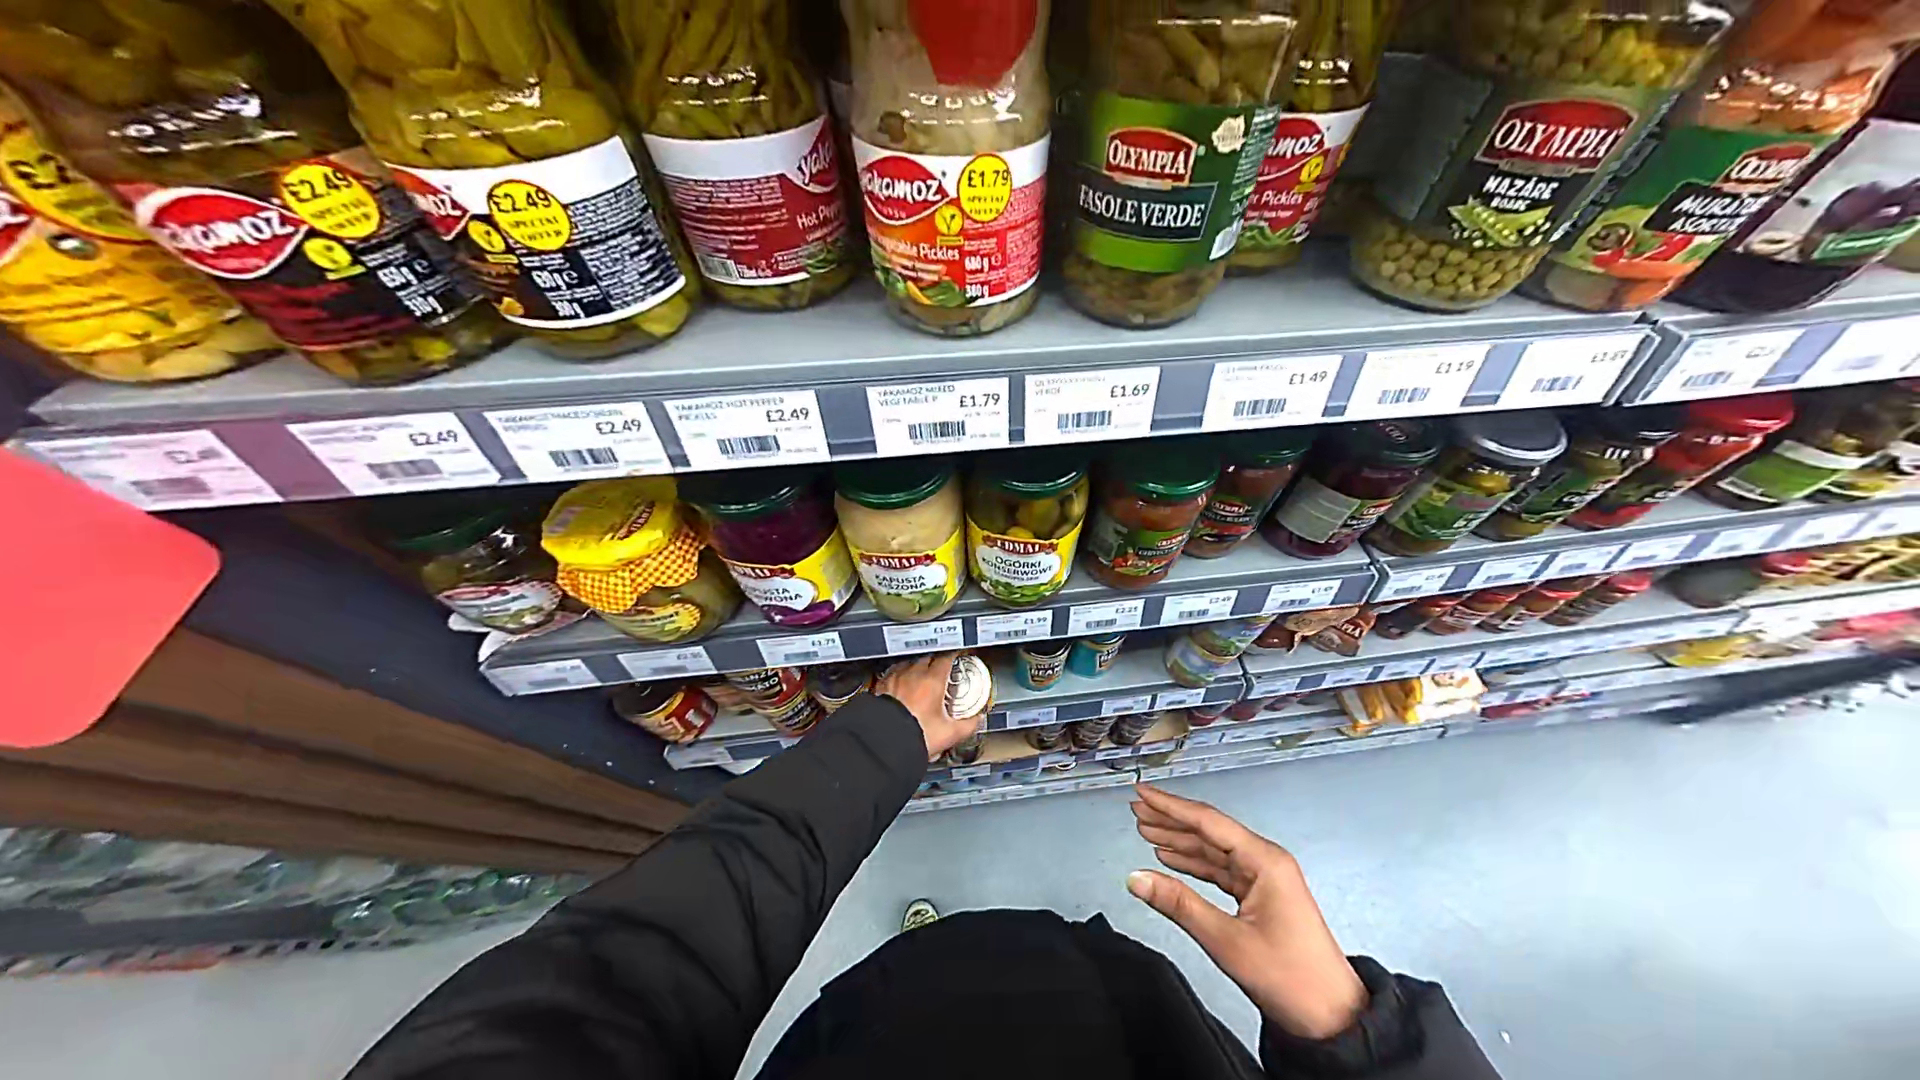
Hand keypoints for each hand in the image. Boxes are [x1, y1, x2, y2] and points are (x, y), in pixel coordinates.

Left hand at [874, 652, 977, 760]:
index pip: (946, 658)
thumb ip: (967, 725)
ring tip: (921, 677)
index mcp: (932, 681)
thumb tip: (976, 721)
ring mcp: (895, 679)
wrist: (884, 742)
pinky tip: (901, 684)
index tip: (958, 657)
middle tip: (941, 671)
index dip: (954, 656)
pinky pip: (893, 673)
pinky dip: (900, 675)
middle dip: (936, 662)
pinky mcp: (882, 686)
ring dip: (917, 667)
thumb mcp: (948, 734)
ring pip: (909, 663)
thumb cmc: (913, 736)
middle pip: (928, 658)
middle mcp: (912, 675)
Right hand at [1127, 783, 1366, 1039]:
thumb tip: (1140, 879)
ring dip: (1178, 840)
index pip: (1207, 821)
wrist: (1334, 1019)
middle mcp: (1266, 863)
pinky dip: (1193, 862)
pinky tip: (1173, 858)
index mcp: (1265, 862)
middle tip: (1138, 809)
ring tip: (1147, 830)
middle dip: (1170, 819)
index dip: (1170, 805)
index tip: (1145, 794)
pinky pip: (1219, 868)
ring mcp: (1264, 878)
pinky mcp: (1260, 895)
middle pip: (1208, 830)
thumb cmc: (1298, 980)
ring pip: (1212, 849)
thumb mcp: (1227, 941)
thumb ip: (1179, 904)